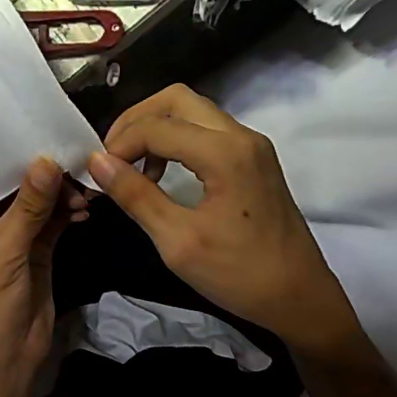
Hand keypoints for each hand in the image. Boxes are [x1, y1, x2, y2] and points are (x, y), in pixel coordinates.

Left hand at [0, 158, 87, 396]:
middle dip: (44, 176)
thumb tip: (47, 161)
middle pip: (17, 188)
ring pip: (40, 204)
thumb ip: (29, 205)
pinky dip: (68, 214)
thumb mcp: (7, 248)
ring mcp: (15, 237)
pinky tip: (84, 209)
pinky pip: (54, 222)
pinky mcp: (38, 250)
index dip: (8, 157)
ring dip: (61, 196)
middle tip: (72, 163)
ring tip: (83, 192)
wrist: (10, 353)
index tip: (36, 131)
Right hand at [88, 84, 357, 352]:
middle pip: (177, 99)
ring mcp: (252, 146)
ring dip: (157, 128)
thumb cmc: (238, 275)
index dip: (119, 144)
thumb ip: (136, 196)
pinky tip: (162, 174)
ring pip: (194, 111)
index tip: (97, 173)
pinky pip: (208, 131)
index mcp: (225, 153)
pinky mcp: (255, 160)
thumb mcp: (177, 241)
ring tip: (132, 167)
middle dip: (136, 121)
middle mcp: (241, 136)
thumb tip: (98, 162)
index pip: (157, 127)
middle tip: (111, 156)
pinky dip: (178, 140)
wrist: (298, 297)